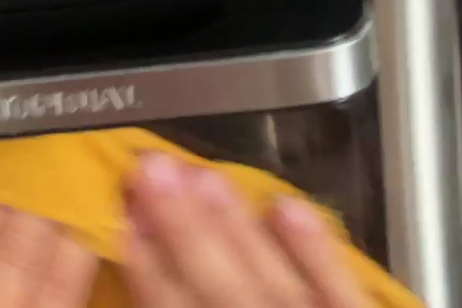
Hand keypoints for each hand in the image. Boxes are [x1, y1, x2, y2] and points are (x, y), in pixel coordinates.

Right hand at [123, 153, 368, 307]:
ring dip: (236, 229)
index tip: (119, 215)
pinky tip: (287, 207)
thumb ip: (166, 305)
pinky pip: (342, 297)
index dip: (147, 269)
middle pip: (223, 293)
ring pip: (275, 287)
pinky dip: (316, 252)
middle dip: (184, 228)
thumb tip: (142, 253)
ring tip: (203, 175)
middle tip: (151, 167)